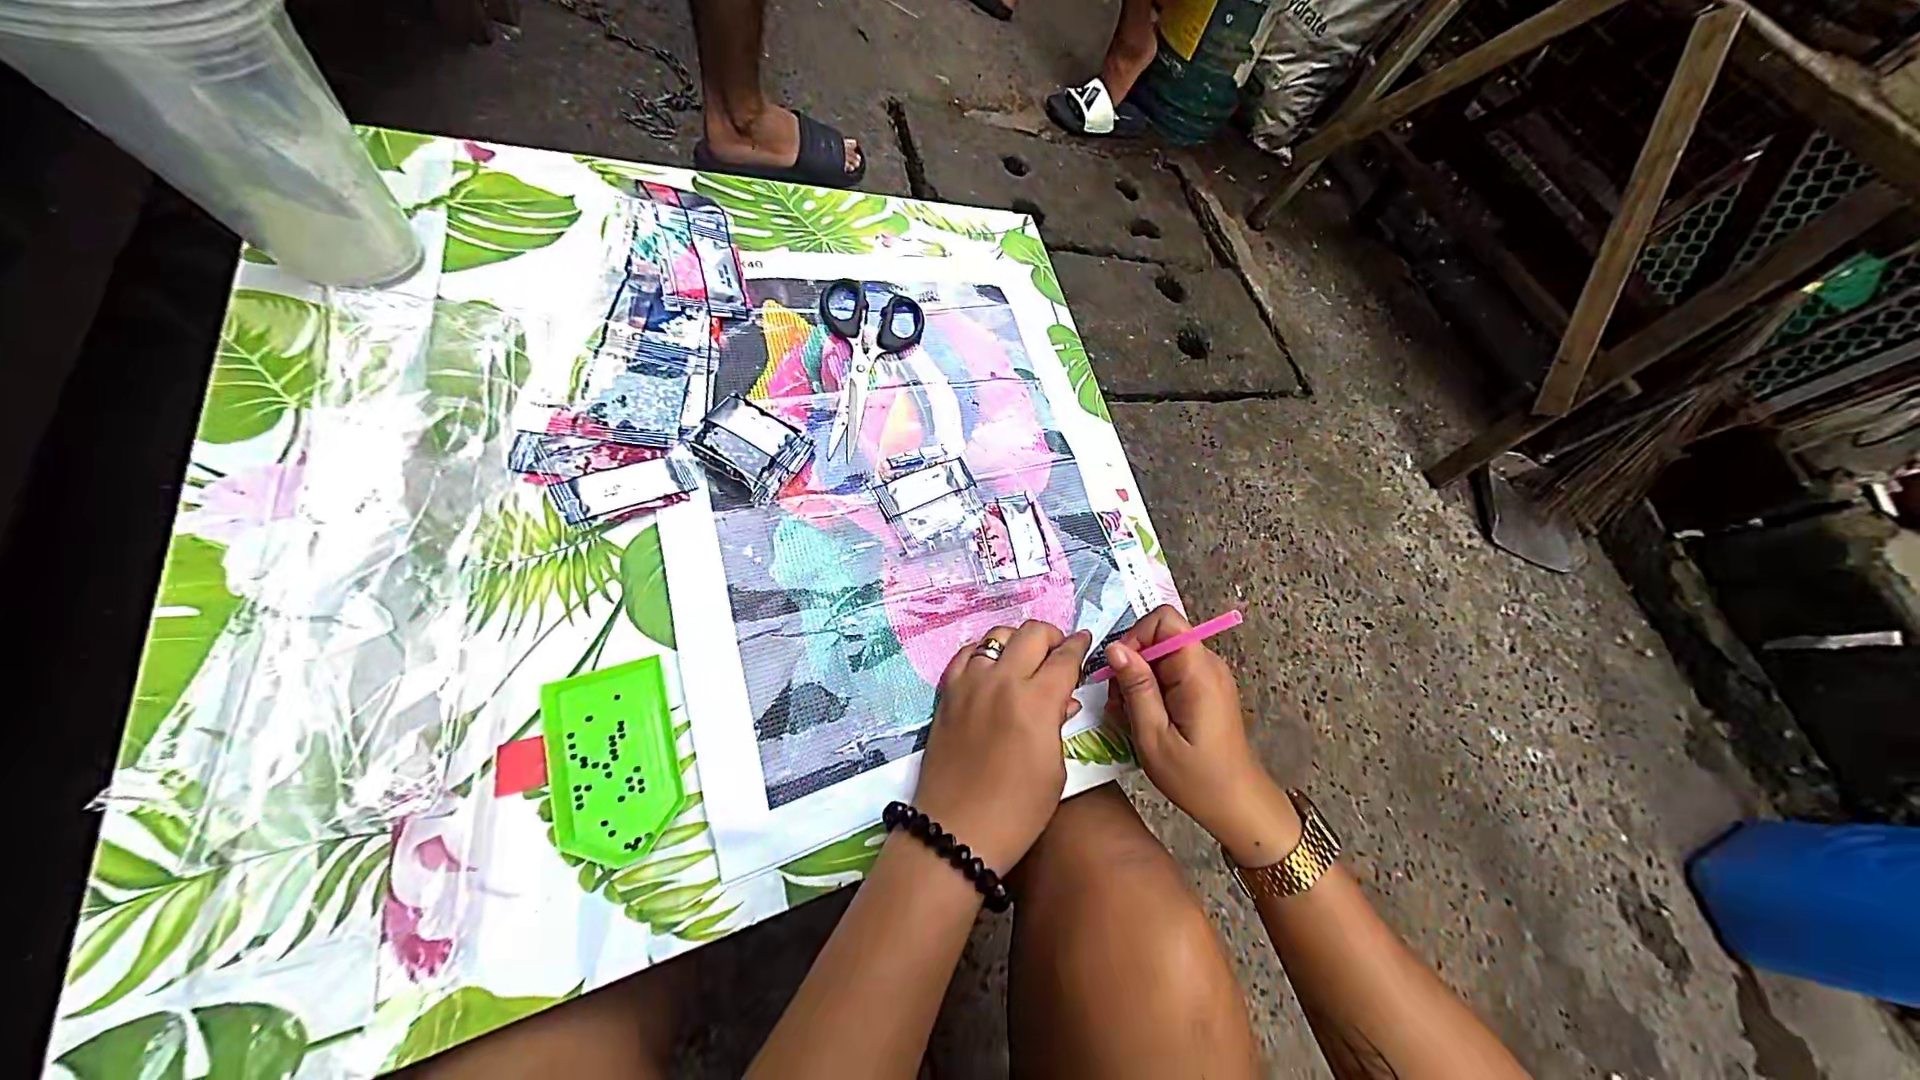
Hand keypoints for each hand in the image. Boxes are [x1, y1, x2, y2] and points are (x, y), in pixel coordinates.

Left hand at [913, 620, 1090, 873]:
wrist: (957, 829)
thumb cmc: (1017, 811)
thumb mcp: (1054, 769)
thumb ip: (1059, 724)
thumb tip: (1063, 701)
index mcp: (1036, 701)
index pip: (1064, 657)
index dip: (1079, 646)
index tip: (1084, 641)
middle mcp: (1002, 681)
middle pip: (1031, 634)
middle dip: (1051, 637)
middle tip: (1058, 652)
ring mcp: (970, 684)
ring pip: (996, 636)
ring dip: (1016, 640)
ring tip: (1024, 658)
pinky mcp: (947, 694)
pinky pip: (964, 655)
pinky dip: (982, 652)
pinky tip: (990, 666)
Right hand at [1103, 606, 1301, 866]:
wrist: (1238, 805)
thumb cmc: (1197, 779)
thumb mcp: (1154, 736)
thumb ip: (1136, 687)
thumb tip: (1114, 648)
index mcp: (1198, 672)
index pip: (1163, 620)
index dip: (1135, 636)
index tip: (1119, 672)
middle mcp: (1207, 664)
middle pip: (1158, 636)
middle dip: (1131, 662)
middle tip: (1120, 702)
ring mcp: (1207, 675)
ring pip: (1159, 654)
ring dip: (1137, 678)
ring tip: (1131, 715)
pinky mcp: (1203, 687)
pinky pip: (1169, 671)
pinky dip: (1150, 688)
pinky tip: (1144, 718)